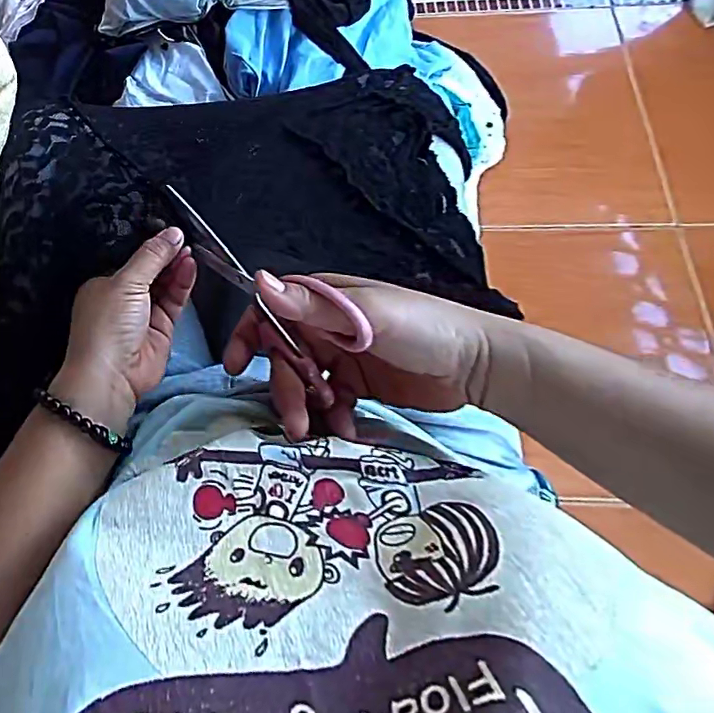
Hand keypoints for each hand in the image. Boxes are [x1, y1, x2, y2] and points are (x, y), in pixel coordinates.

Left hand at [52, 228, 197, 431]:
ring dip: (177, 267)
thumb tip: (171, 234)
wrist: (111, 376)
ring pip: (165, 284)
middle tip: (183, 240)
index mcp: (104, 285)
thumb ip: (152, 256)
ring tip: (189, 251)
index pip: (132, 259)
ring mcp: (143, 314)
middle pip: (151, 270)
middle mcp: (123, 299)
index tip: (169, 234)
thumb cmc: (105, 331)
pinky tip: (189, 267)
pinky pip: (175, 300)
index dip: (151, 247)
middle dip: (166, 256)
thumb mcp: (126, 282)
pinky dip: (183, 284)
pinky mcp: (161, 328)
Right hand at [221, 273, 497, 440]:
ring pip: (303, 384)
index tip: (236, 365)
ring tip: (320, 432)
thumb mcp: (366, 314)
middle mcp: (326, 326)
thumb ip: (310, 305)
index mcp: (322, 301)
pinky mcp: (357, 386)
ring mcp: (341, 357)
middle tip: (295, 421)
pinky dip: (331, 420)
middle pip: (283, 356)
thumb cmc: (424, 327)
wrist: (477, 366)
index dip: (248, 335)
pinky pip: (329, 405)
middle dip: (284, 388)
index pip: (270, 312)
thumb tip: (259, 280)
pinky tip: (347, 430)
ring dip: (305, 408)